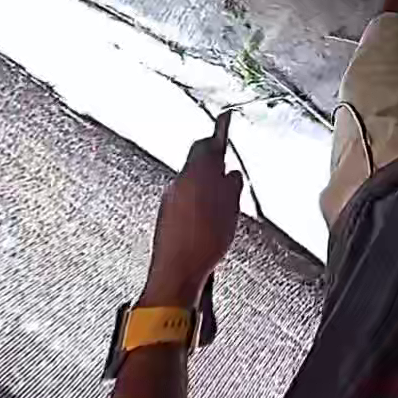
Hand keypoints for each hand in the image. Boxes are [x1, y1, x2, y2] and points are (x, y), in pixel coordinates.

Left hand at [142, 113, 242, 307]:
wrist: (176, 275)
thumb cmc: (204, 243)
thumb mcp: (231, 209)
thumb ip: (232, 186)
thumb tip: (231, 176)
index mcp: (197, 173)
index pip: (206, 142)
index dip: (218, 133)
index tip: (223, 122)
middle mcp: (179, 182)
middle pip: (196, 159)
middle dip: (211, 160)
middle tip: (226, 166)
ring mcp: (169, 199)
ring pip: (190, 179)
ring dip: (204, 182)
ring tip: (220, 198)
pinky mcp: (165, 215)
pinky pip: (183, 196)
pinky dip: (195, 198)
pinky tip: (206, 215)